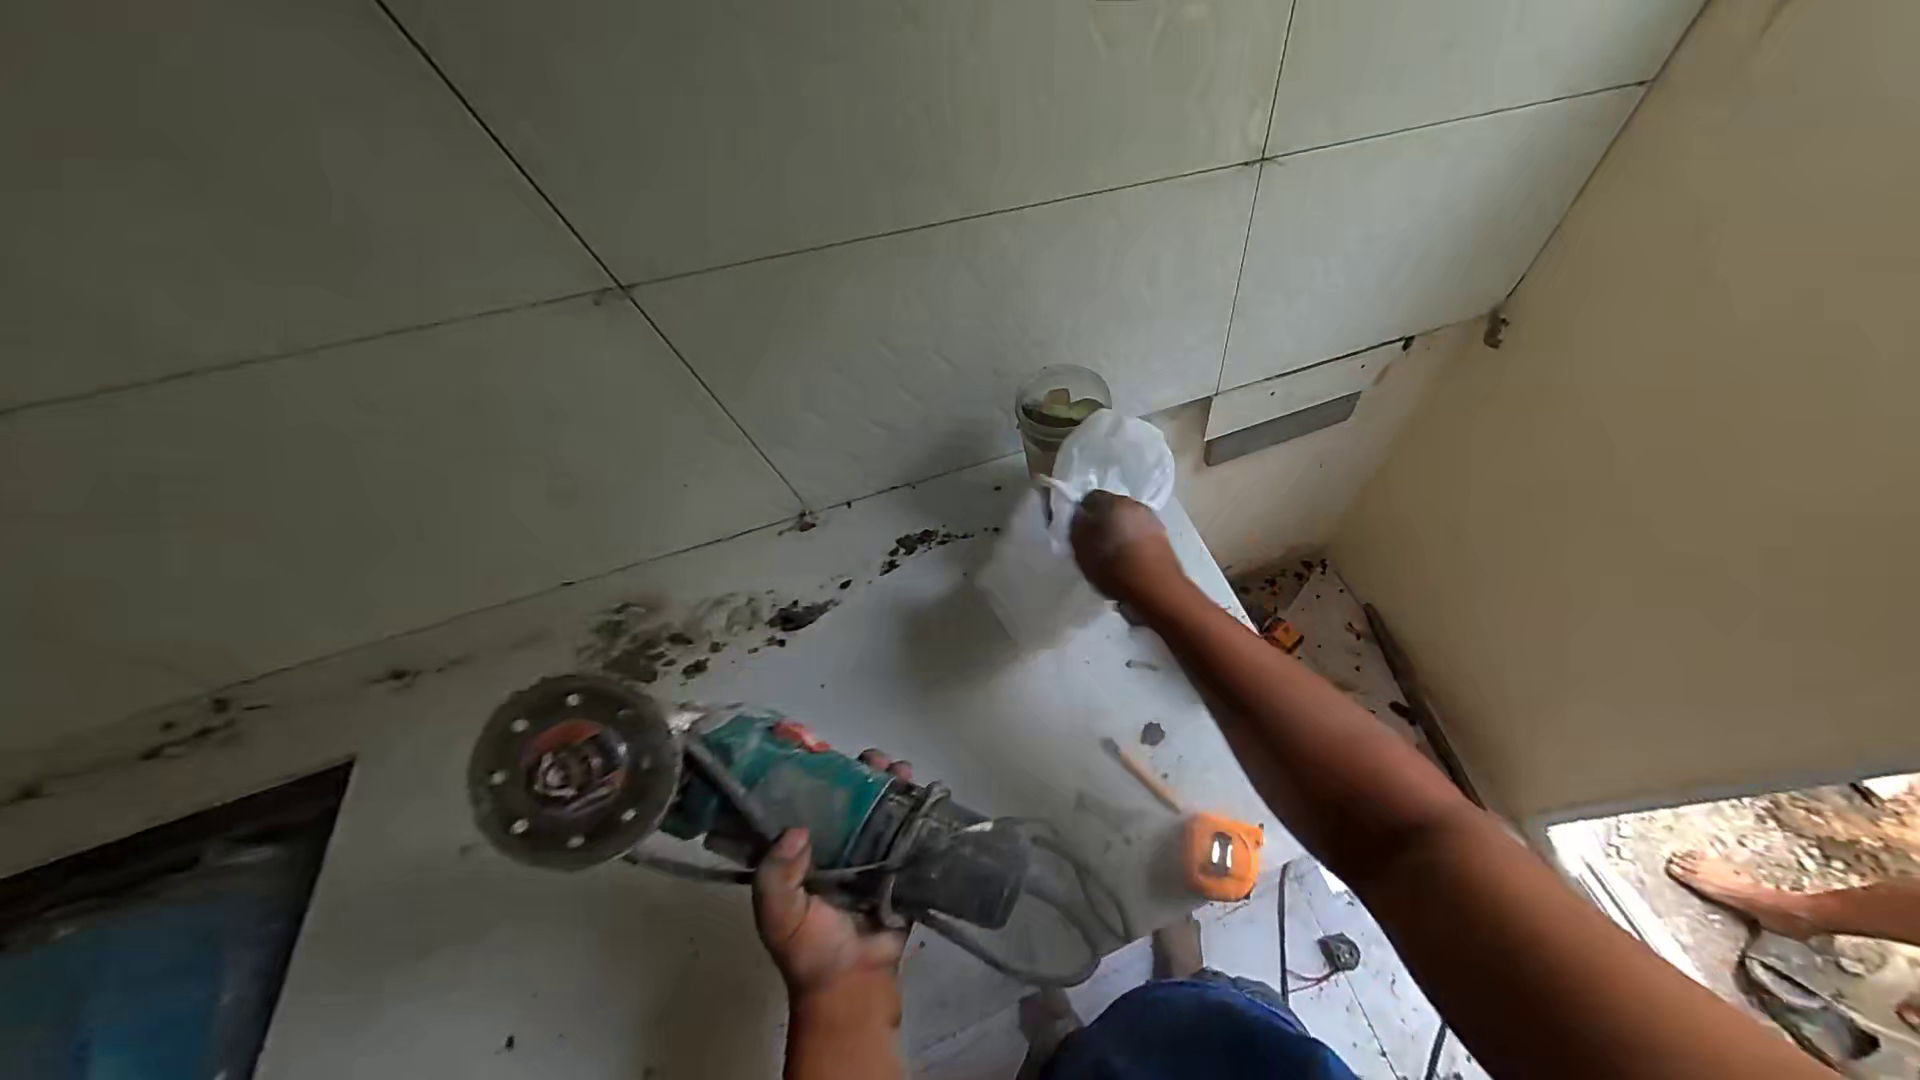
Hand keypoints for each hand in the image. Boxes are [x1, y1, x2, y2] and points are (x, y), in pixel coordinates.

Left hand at [752, 750, 913, 998]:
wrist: (854, 983)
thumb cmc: (810, 948)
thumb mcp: (778, 913)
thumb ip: (776, 874)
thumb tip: (798, 829)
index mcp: (804, 850)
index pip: (807, 799)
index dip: (814, 771)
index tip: (823, 748)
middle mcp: (837, 842)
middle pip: (849, 794)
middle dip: (860, 770)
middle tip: (870, 760)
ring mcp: (871, 850)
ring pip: (879, 803)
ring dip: (888, 780)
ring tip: (896, 768)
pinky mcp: (899, 861)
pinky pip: (906, 826)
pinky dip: (913, 804)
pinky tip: (918, 787)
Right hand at [1070, 490, 1183, 603]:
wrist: (1155, 587)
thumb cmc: (1111, 567)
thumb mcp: (1080, 549)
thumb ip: (1077, 526)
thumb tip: (1081, 515)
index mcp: (1109, 501)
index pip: (1089, 498)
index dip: (1082, 514)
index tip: (1079, 531)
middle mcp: (1132, 503)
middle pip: (1111, 507)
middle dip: (1103, 520)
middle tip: (1095, 542)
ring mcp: (1151, 518)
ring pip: (1128, 519)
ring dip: (1121, 530)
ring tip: (1115, 552)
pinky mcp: (1163, 534)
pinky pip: (1141, 532)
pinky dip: (1134, 541)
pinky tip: (1131, 558)